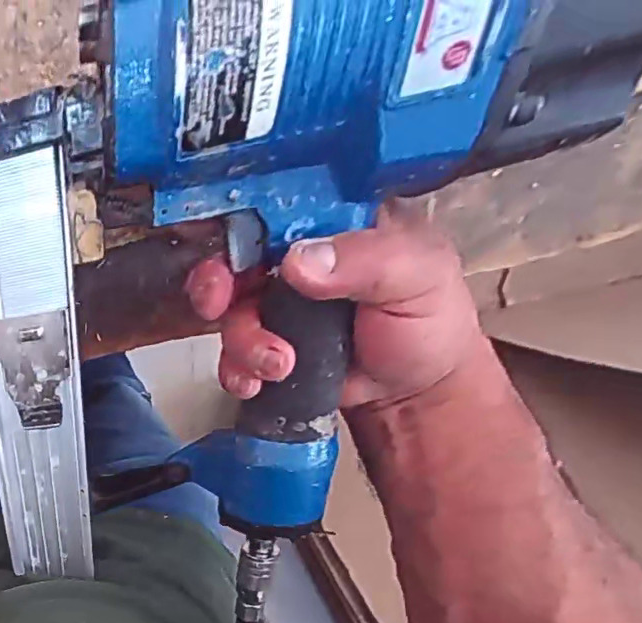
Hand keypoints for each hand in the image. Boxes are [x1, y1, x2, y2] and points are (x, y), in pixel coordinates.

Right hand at [183, 203, 491, 410]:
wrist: (411, 392)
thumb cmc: (426, 326)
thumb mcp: (417, 277)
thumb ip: (367, 260)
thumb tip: (299, 259)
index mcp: (335, 224)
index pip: (277, 211)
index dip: (240, 228)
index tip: (227, 258)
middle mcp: (298, 260)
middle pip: (234, 261)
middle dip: (215, 286)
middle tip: (217, 307)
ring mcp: (276, 306)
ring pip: (229, 315)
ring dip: (242, 345)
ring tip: (279, 366)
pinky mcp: (264, 346)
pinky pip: (229, 355)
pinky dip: (235, 372)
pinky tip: (257, 383)